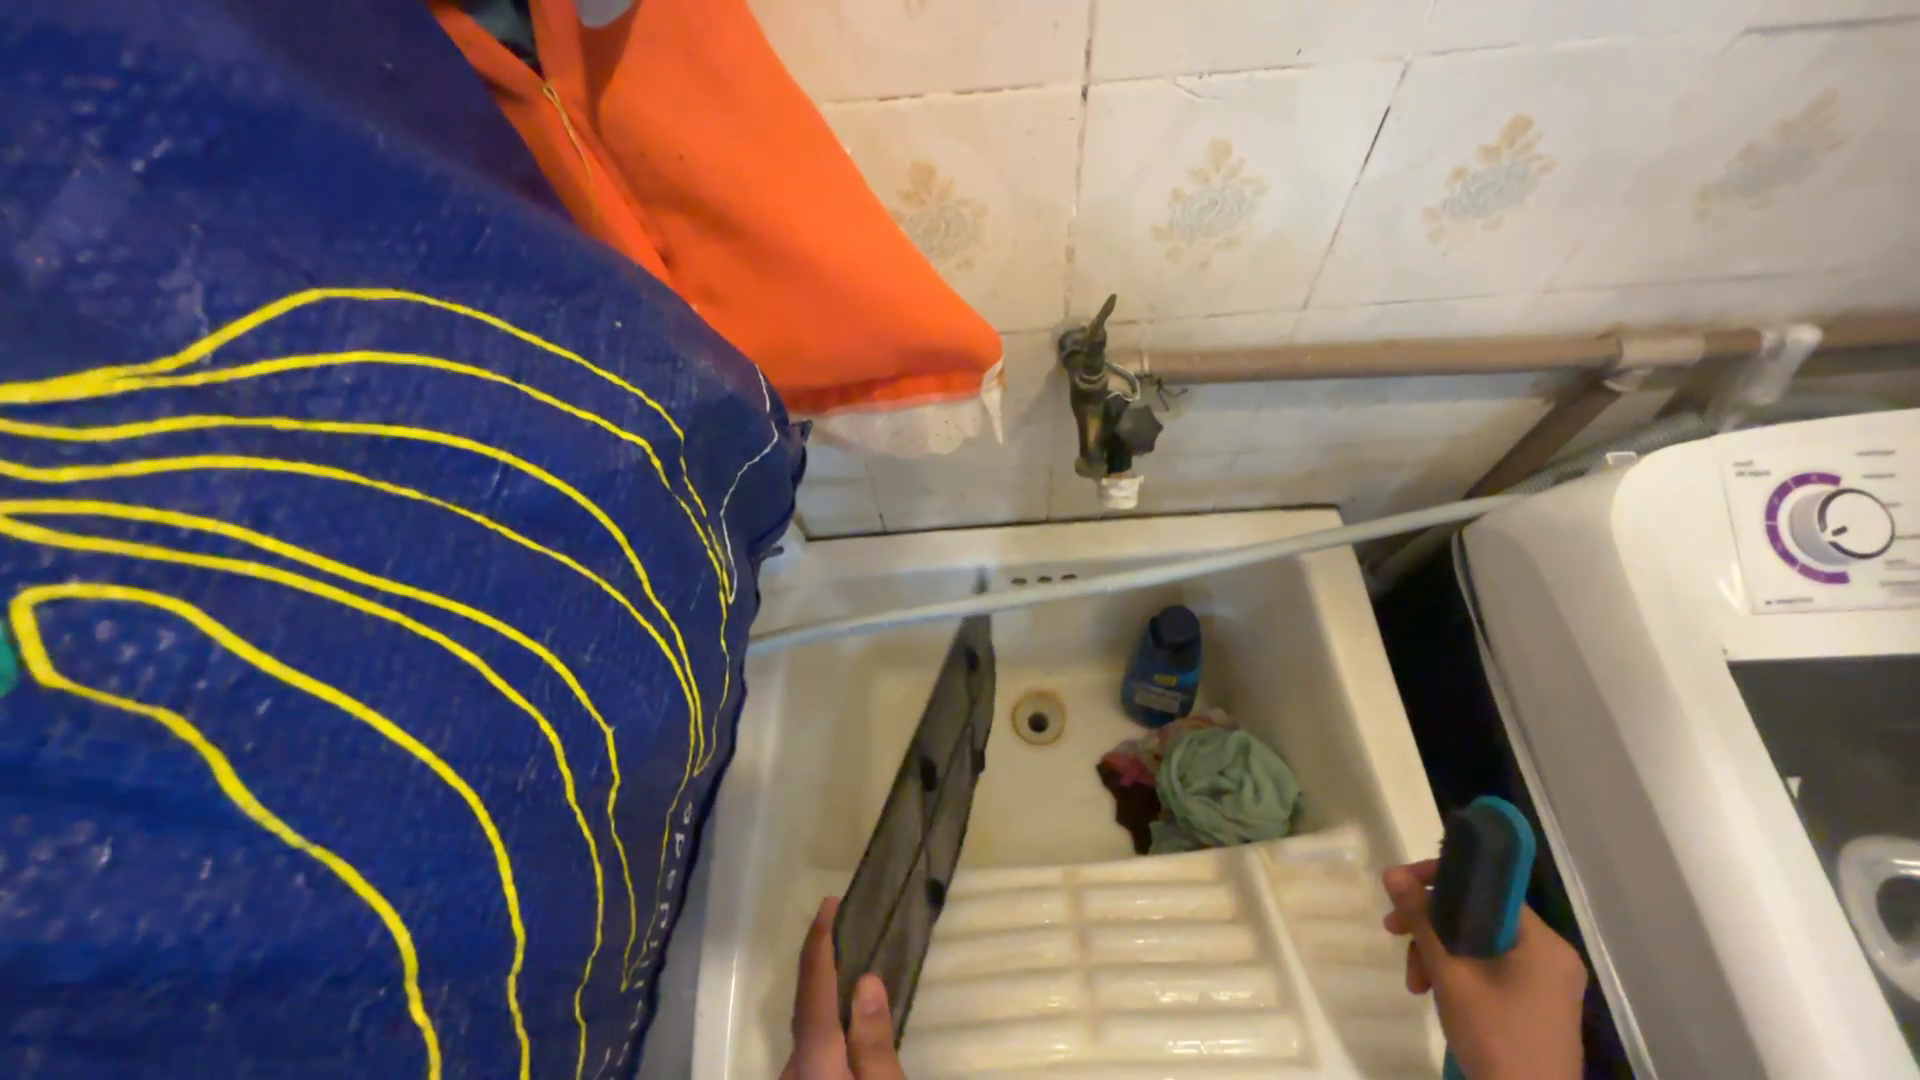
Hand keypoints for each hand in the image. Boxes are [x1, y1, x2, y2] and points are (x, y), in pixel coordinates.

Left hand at [781, 898, 906, 1079]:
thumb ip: (873, 1043)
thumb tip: (866, 981)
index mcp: (813, 1060)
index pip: (814, 991)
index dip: (820, 942)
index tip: (831, 903)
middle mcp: (794, 1065)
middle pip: (805, 1004)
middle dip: (820, 958)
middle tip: (842, 919)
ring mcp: (795, 1077)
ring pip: (808, 1025)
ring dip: (823, 986)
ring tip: (847, 953)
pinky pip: (812, 1042)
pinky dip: (826, 1015)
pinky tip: (844, 1007)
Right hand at [1382, 860, 1585, 1079]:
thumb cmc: (1495, 1037)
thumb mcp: (1449, 973)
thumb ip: (1422, 919)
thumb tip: (1392, 873)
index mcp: (1542, 942)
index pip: (1487, 887)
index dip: (1439, 879)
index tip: (1400, 887)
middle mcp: (1550, 955)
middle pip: (1478, 916)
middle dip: (1431, 923)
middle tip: (1393, 931)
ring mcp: (1545, 982)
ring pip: (1478, 943)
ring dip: (1437, 953)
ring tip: (1413, 980)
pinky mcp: (1535, 1003)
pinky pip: (1489, 968)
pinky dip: (1456, 972)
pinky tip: (1431, 990)